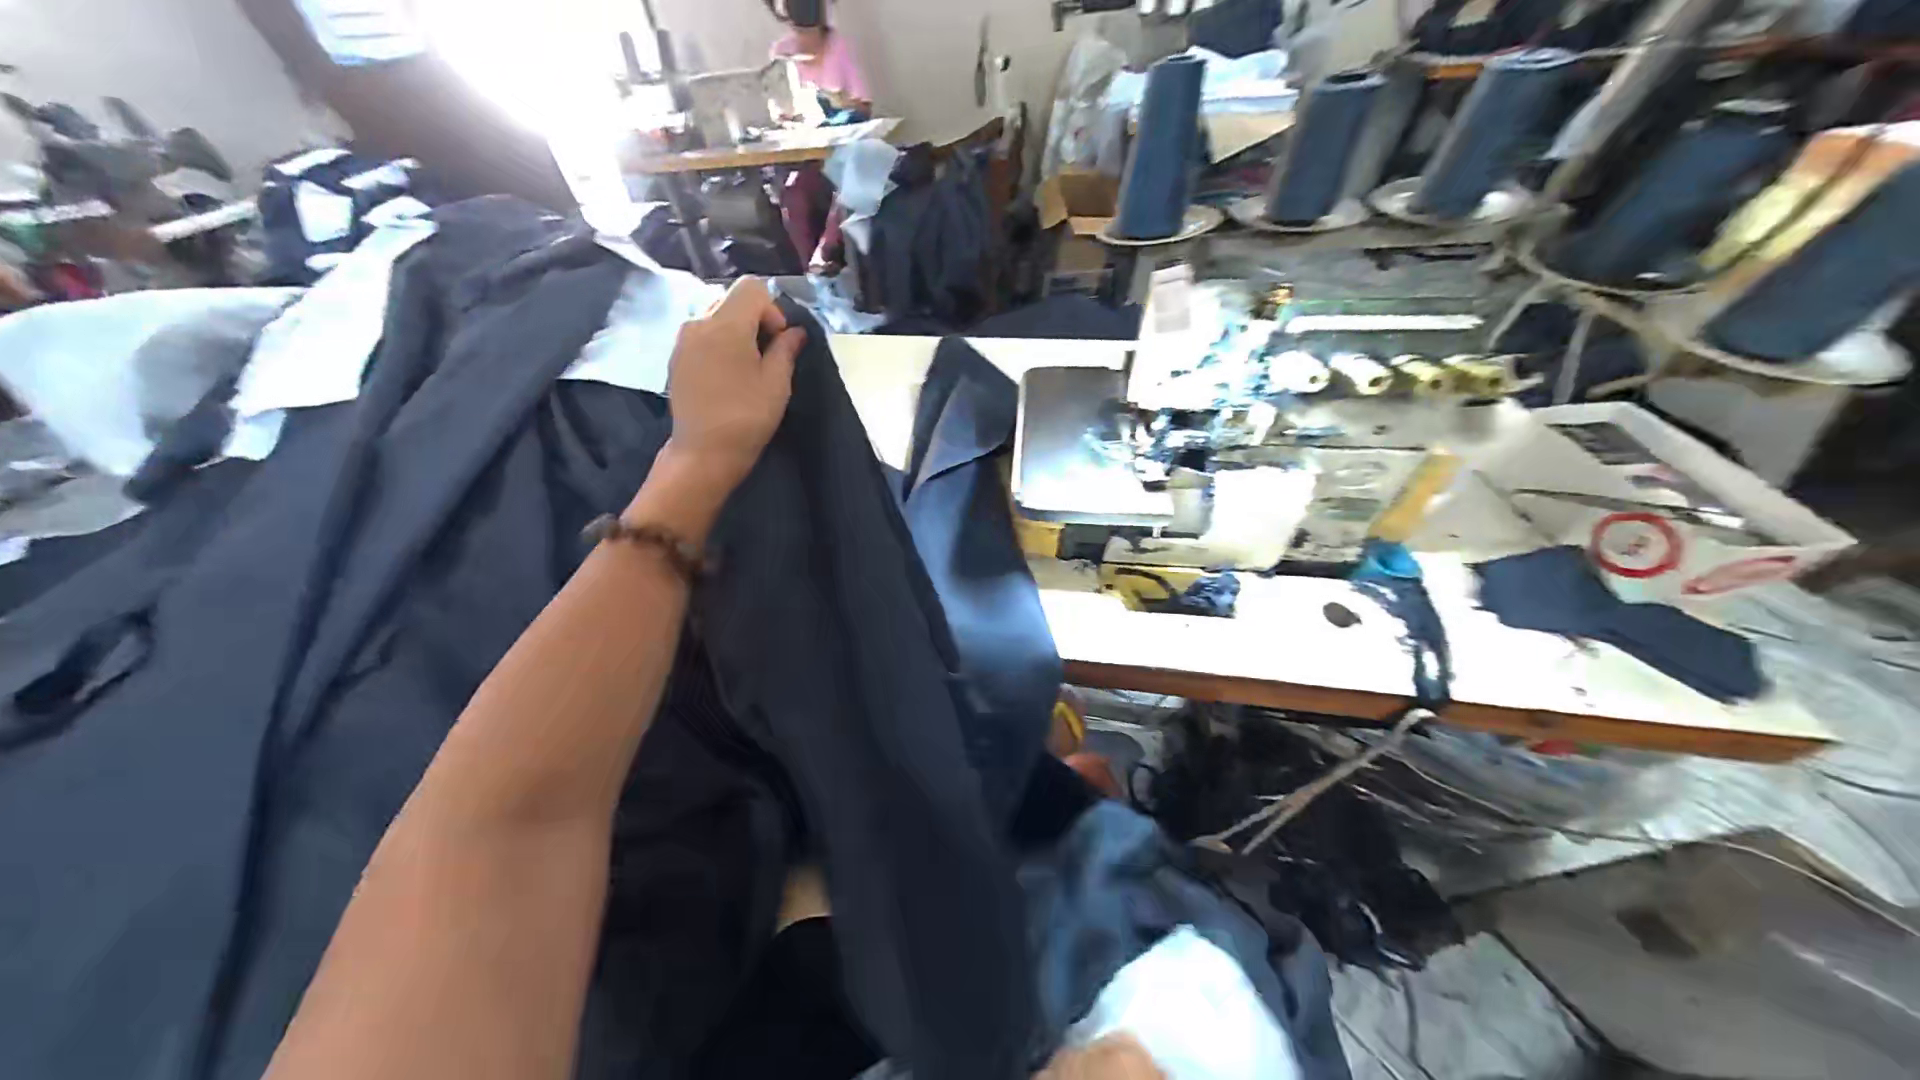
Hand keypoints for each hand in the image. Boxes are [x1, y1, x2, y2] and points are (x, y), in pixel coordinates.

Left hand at [627, 278, 803, 540]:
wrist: (704, 452)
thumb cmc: (747, 417)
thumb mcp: (777, 383)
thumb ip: (786, 349)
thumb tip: (795, 332)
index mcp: (726, 324)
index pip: (752, 287)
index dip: (772, 309)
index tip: (776, 342)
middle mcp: (699, 322)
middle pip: (732, 299)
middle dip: (754, 319)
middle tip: (765, 356)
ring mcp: (683, 340)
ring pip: (716, 316)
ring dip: (736, 332)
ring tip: (745, 368)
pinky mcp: (676, 357)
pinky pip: (702, 334)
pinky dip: (719, 344)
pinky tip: (726, 376)